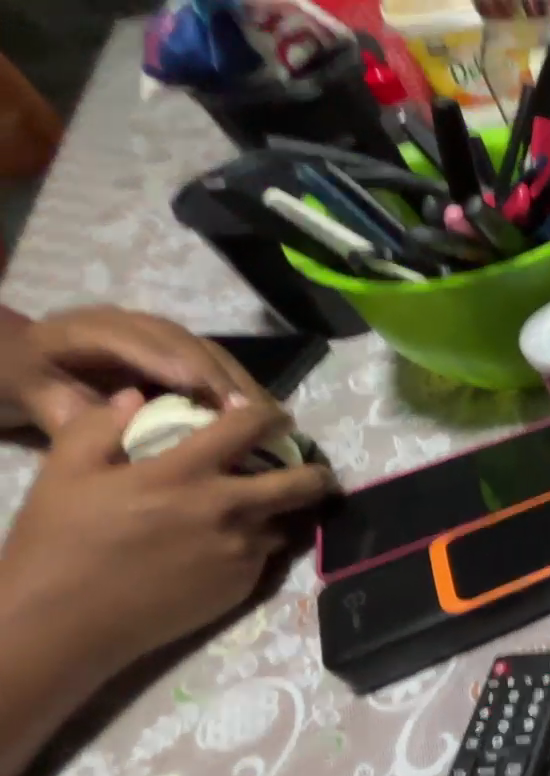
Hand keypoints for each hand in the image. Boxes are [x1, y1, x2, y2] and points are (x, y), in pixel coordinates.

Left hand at [0, 306, 265, 432]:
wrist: (36, 366)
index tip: (200, 388)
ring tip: (268, 415)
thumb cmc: (45, 394)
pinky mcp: (179, 340)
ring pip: (206, 349)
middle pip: (176, 341)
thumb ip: (87, 420)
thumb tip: (143, 434)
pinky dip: (242, 383)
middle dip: (216, 375)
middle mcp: (115, 321)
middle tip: (249, 412)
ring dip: (240, 381)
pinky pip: (218, 358)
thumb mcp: (51, 411)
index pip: (116, 338)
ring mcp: (152, 327)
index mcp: (65, 334)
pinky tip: (262, 408)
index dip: (160, 358)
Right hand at [0, 391, 332, 677]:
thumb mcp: (64, 474)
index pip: (250, 428)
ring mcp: (244, 548)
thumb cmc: (58, 542)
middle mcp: (228, 509)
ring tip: (260, 508)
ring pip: (288, 520)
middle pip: (305, 482)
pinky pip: (267, 553)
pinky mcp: (247, 581)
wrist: (63, 619)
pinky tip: (225, 545)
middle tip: (307, 468)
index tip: (273, 417)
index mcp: (183, 474)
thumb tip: (139, 398)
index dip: (269, 415)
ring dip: (281, 512)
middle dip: (315, 471)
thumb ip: (100, 428)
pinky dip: (256, 543)